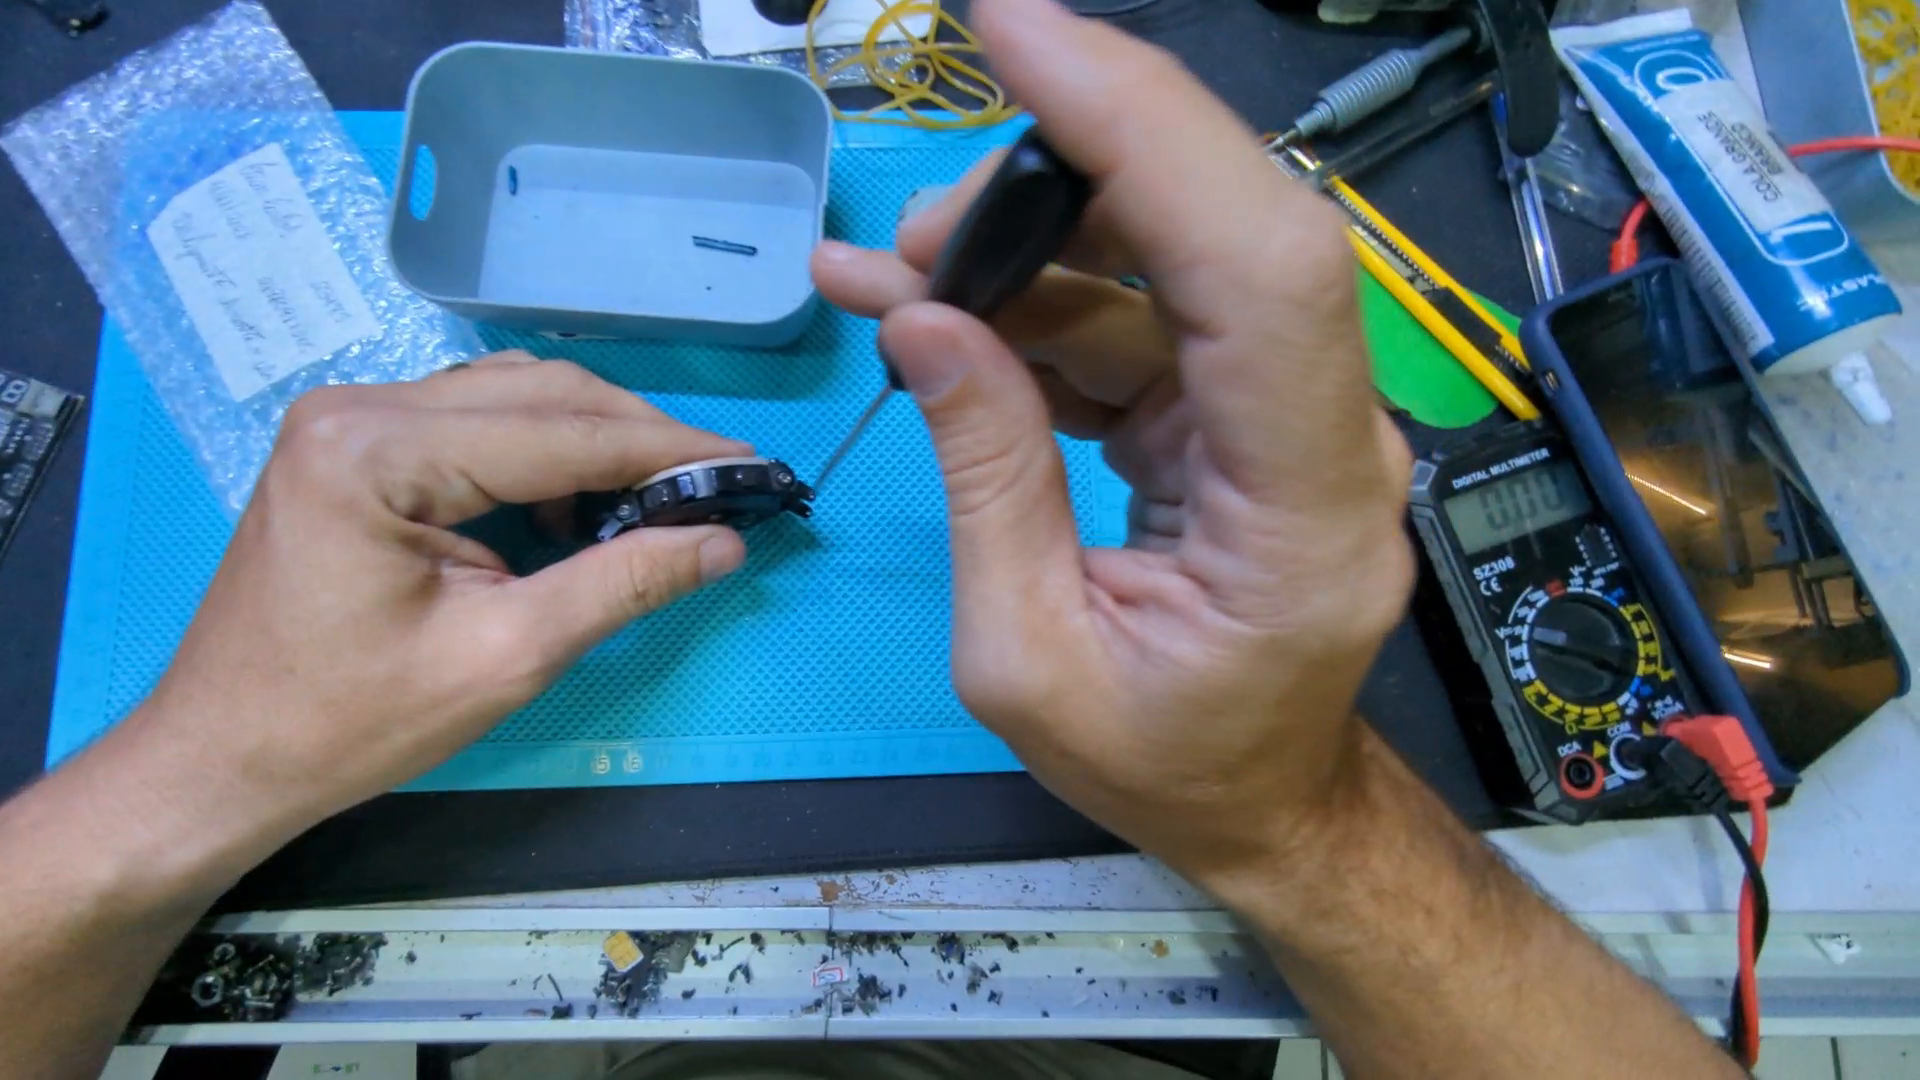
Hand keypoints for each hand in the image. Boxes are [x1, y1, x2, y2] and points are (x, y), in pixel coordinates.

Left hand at [127, 353, 749, 843]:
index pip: (565, 434)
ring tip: (665, 488)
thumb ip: (626, 584)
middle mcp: (364, 407)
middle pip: (546, 395)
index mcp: (381, 451)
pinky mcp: (366, 443)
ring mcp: (358, 418)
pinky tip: (586, 499)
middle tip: (716, 478)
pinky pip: (489, 419)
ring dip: (604, 437)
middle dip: (643, 436)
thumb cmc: (356, 719)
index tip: (746, 462)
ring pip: (522, 396)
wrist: (225, 756)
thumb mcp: (510, 655)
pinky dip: (557, 449)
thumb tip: (725, 543)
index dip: (669, 449)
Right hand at [811, 0, 1413, 894]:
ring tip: (892, 280)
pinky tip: (942, 323)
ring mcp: (1280, 423)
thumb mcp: (1026, 658)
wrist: (1253, 806)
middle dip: (1058, 182)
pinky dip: (1037, 316)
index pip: (1260, 266)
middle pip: (1219, 234)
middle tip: (912, 228)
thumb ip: (988, 484)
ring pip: (1161, 276)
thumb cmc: (1158, 764)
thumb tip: (927, 325)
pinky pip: (1138, 332)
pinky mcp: (1234, 426)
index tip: (1015, 32)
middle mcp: (1319, 438)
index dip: (1145, 125)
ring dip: (1022, 259)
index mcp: (1301, 513)